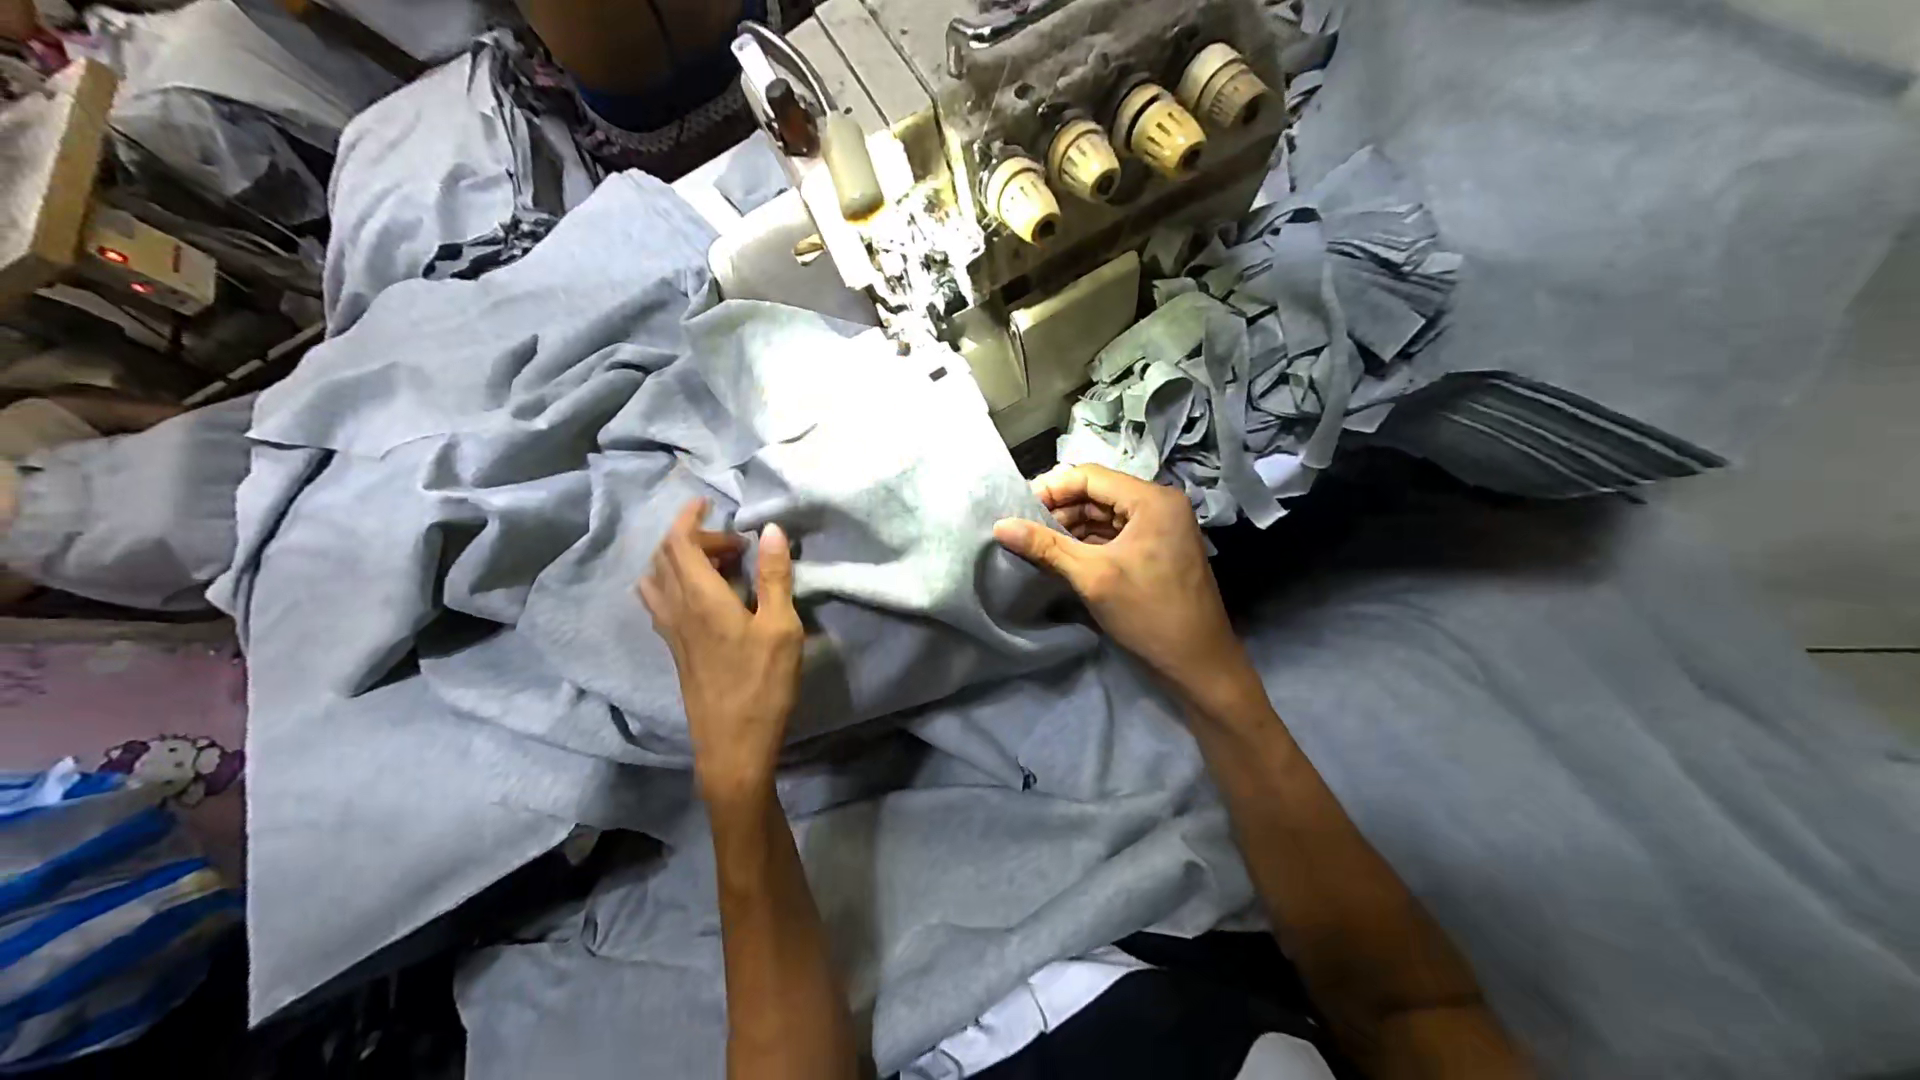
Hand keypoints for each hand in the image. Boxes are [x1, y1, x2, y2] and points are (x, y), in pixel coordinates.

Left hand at [638, 499, 803, 801]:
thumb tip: (769, 530)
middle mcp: (676, 610)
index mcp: (701, 598)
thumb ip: (775, 577)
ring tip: (716, 564)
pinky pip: (662, 601)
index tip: (708, 504)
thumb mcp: (782, 628)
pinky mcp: (676, 650)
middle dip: (694, 538)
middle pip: (665, 557)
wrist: (733, 745)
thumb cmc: (763, 684)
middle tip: (735, 545)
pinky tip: (705, 597)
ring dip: (679, 560)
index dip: (688, 518)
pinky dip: (676, 583)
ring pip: (657, 580)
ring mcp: (671, 632)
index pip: (678, 543)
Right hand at [993, 465, 1252, 705]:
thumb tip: (999, 525)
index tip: (1016, 510)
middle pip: (1097, 494)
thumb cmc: (1148, 614)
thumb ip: (1045, 546)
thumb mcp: (1092, 577)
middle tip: (1022, 530)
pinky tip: (1060, 557)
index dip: (1050, 489)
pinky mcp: (1155, 551)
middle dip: (1058, 510)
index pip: (1090, 476)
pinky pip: (1114, 536)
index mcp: (1152, 500)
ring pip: (1103, 516)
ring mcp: (1159, 529)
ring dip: (1070, 528)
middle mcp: (1159, 505)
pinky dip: (1086, 543)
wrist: (1198, 664)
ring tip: (1036, 545)